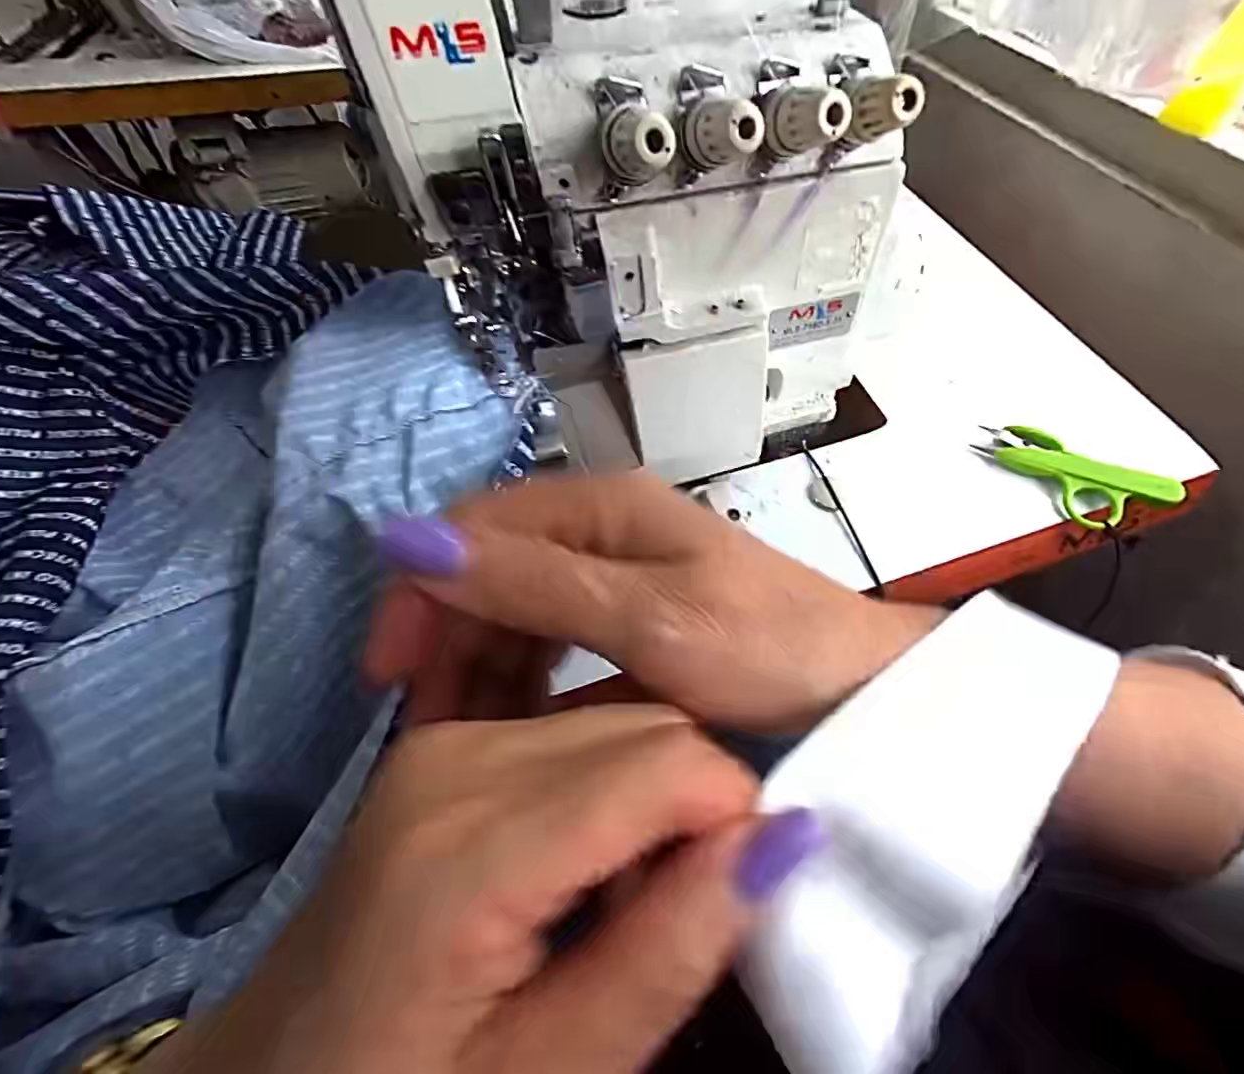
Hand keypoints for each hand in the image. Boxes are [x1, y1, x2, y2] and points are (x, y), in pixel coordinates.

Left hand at [141, 707, 823, 1073]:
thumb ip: (670, 951)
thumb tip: (787, 834)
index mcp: (472, 845)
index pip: (672, 759)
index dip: (732, 816)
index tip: (727, 893)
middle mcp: (461, 758)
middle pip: (654, 728)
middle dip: (696, 810)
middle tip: (662, 908)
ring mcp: (449, 740)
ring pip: (630, 718)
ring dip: (659, 796)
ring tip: (619, 890)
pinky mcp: (451, 741)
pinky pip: (586, 726)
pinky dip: (619, 780)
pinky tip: (585, 852)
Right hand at [365, 472, 942, 731]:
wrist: (853, 682)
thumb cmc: (767, 647)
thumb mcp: (651, 619)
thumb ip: (539, 583)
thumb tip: (408, 538)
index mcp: (608, 508)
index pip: (477, 527)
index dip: (422, 590)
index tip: (390, 675)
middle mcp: (610, 529)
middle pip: (496, 569)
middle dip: (451, 637)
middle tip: (425, 725)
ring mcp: (628, 574)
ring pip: (525, 609)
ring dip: (487, 665)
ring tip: (465, 736)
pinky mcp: (644, 619)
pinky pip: (564, 641)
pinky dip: (533, 680)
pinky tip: (520, 729)